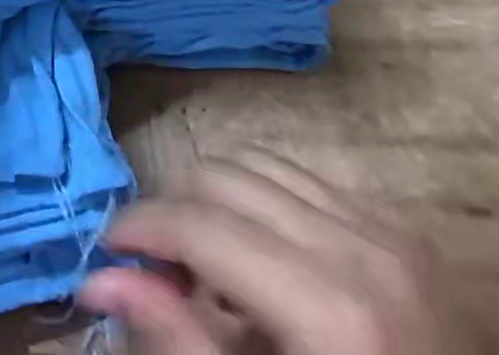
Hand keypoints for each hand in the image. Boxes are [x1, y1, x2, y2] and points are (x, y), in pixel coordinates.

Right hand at [79, 152, 449, 354]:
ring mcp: (388, 231)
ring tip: (213, 258)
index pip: (197, 224)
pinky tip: (264, 254)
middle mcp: (359, 248)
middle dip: (174, 212)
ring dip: (215, 198)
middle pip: (218, 177)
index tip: (110, 249)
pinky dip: (260, 200)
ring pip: (254, 161)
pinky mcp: (401, 229)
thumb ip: (176, 337)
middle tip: (165, 268)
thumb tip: (97, 280)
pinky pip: (300, 177)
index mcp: (330, 306)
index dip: (138, 227)